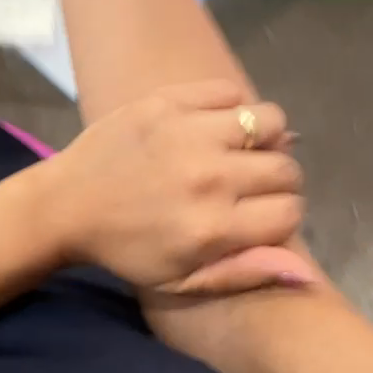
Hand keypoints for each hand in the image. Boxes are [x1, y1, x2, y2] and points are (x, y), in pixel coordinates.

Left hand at [32, 81, 317, 294]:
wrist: (64, 205)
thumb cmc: (123, 249)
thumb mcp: (179, 281)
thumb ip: (244, 274)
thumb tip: (308, 274)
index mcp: (213, 228)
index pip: (291, 211)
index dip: (280, 215)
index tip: (257, 216)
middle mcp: (208, 178)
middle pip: (286, 169)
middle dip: (277, 181)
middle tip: (245, 185)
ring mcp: (188, 134)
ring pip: (270, 121)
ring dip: (264, 138)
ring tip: (237, 150)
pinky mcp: (166, 102)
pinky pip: (230, 91)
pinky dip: (231, 107)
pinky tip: (212, 127)